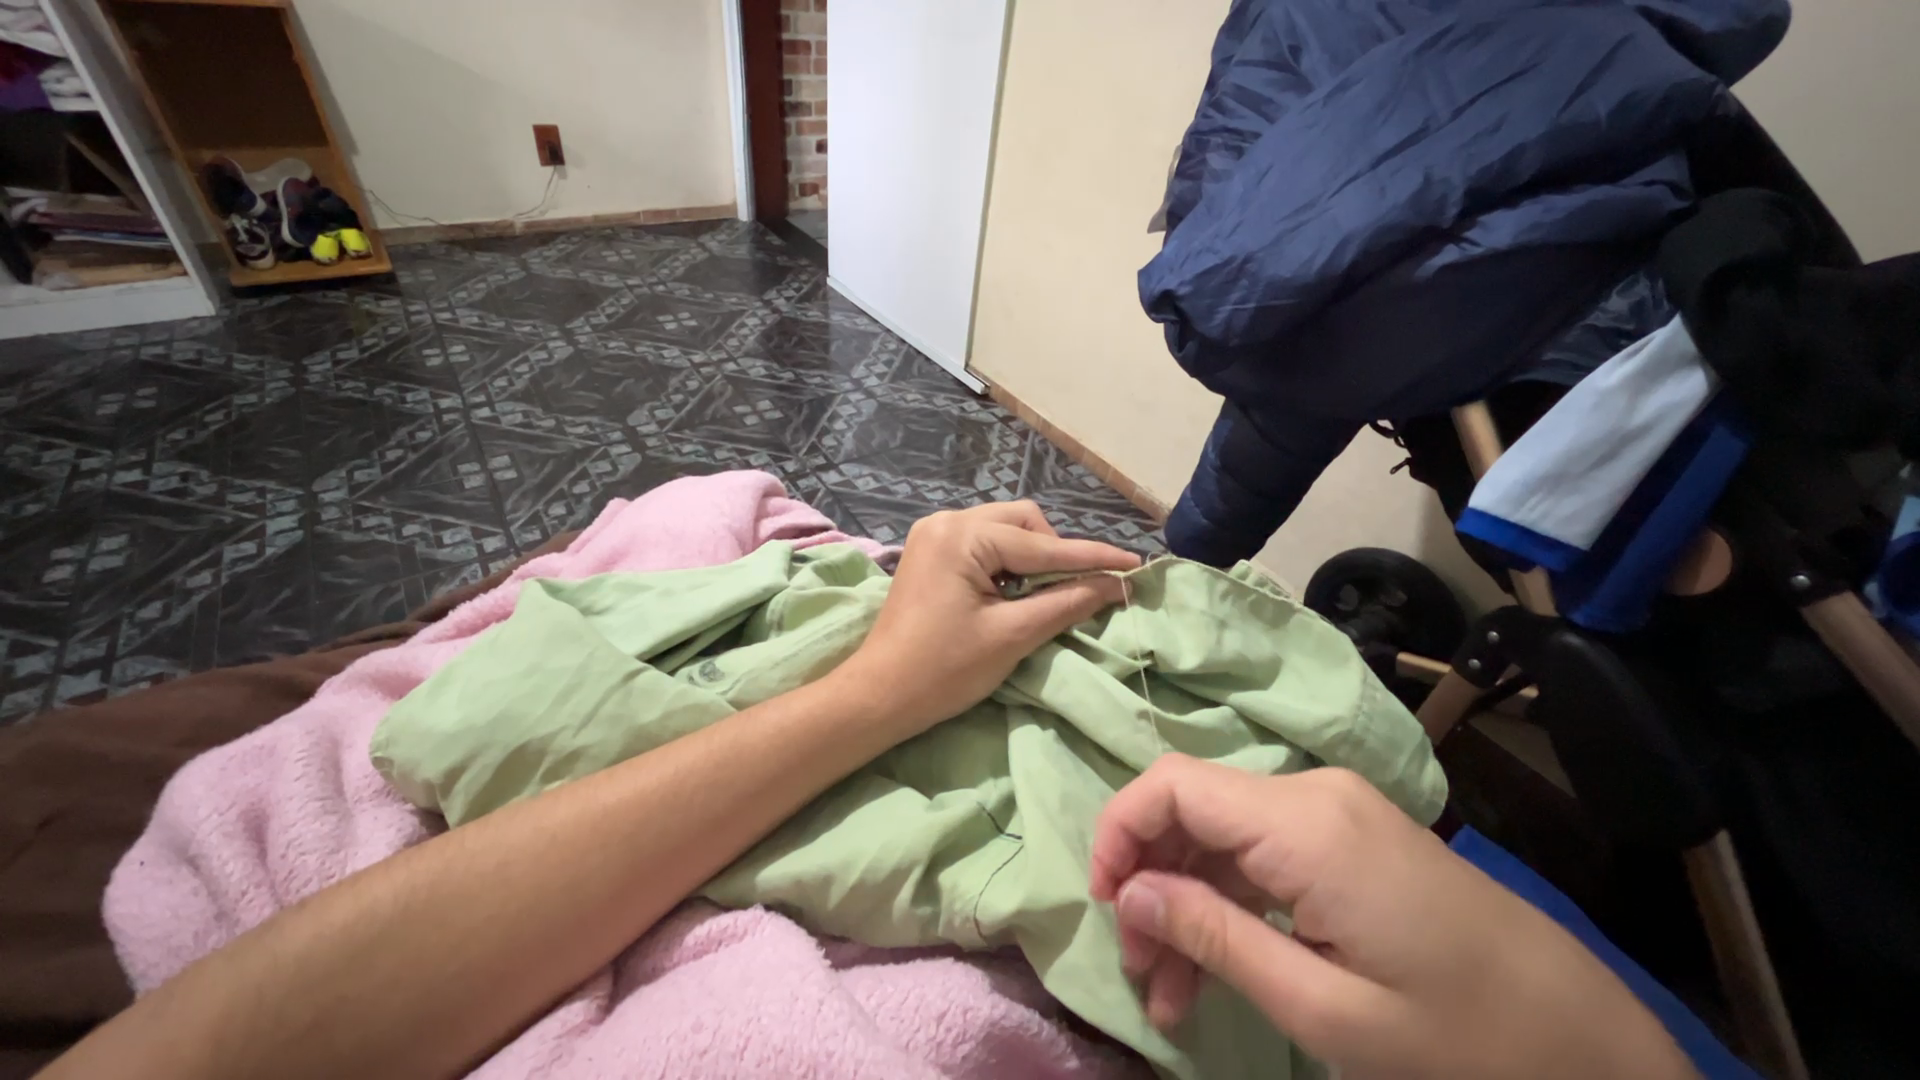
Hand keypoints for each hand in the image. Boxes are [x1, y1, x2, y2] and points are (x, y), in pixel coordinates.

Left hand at [830, 500, 1139, 732]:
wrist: (880, 695)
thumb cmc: (944, 670)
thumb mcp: (1013, 636)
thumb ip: (1068, 602)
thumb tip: (1117, 584)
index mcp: (962, 536)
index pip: (1043, 545)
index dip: (1092, 557)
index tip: (1135, 564)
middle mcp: (946, 521)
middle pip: (1023, 523)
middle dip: (1056, 553)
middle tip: (1075, 590)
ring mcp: (934, 534)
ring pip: (1004, 531)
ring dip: (1032, 558)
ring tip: (1044, 595)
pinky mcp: (930, 553)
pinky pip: (983, 545)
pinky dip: (1008, 564)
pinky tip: (1014, 592)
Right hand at [1089, 756, 1698, 1079]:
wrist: (1588, 1041)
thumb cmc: (1460, 1037)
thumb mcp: (1325, 1009)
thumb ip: (1217, 937)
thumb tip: (1127, 893)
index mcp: (1305, 822)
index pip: (1173, 784)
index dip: (1120, 831)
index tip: (1104, 905)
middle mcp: (1311, 794)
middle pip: (1191, 811)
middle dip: (1151, 884)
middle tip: (1142, 973)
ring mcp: (1331, 812)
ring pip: (1219, 836)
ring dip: (1186, 905)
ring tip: (1170, 995)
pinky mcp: (1345, 837)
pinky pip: (1259, 853)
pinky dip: (1228, 904)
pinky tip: (1216, 968)